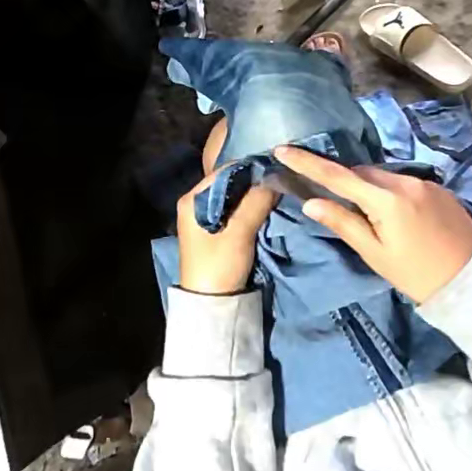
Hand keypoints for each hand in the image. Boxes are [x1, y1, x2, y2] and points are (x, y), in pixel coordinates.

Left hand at [176, 171, 279, 294]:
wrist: (211, 304)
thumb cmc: (219, 265)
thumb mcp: (239, 232)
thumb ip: (256, 202)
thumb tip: (275, 178)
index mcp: (192, 199)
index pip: (223, 171)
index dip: (249, 167)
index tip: (274, 166)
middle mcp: (195, 203)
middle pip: (228, 182)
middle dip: (252, 180)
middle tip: (279, 177)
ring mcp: (204, 217)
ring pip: (233, 196)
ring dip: (252, 194)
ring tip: (276, 189)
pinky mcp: (215, 229)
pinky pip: (234, 209)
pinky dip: (249, 206)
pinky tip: (266, 205)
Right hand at [273, 146, 471, 303]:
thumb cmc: (416, 274)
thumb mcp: (374, 253)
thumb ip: (343, 223)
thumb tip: (312, 202)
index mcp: (386, 199)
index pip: (337, 176)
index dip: (307, 162)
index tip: (282, 148)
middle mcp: (405, 181)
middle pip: (362, 172)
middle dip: (345, 182)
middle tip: (336, 205)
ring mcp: (425, 182)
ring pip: (383, 177)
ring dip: (370, 188)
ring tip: (374, 219)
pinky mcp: (439, 188)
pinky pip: (404, 183)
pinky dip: (391, 193)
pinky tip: (399, 218)